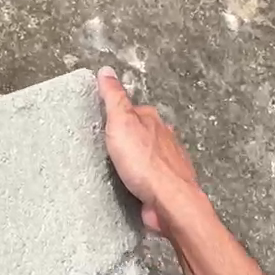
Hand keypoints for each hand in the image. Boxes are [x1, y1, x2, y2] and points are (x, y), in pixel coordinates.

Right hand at [97, 66, 202, 235]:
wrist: (170, 203)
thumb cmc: (146, 164)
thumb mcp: (121, 122)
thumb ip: (114, 97)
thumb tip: (106, 71)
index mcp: (151, 119)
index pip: (131, 108)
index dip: (115, 114)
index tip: (104, 120)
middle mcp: (163, 137)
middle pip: (141, 131)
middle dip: (128, 138)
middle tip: (108, 145)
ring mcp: (168, 161)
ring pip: (148, 155)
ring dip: (137, 159)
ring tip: (120, 166)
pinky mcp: (167, 184)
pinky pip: (151, 178)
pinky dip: (143, 179)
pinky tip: (134, 185)